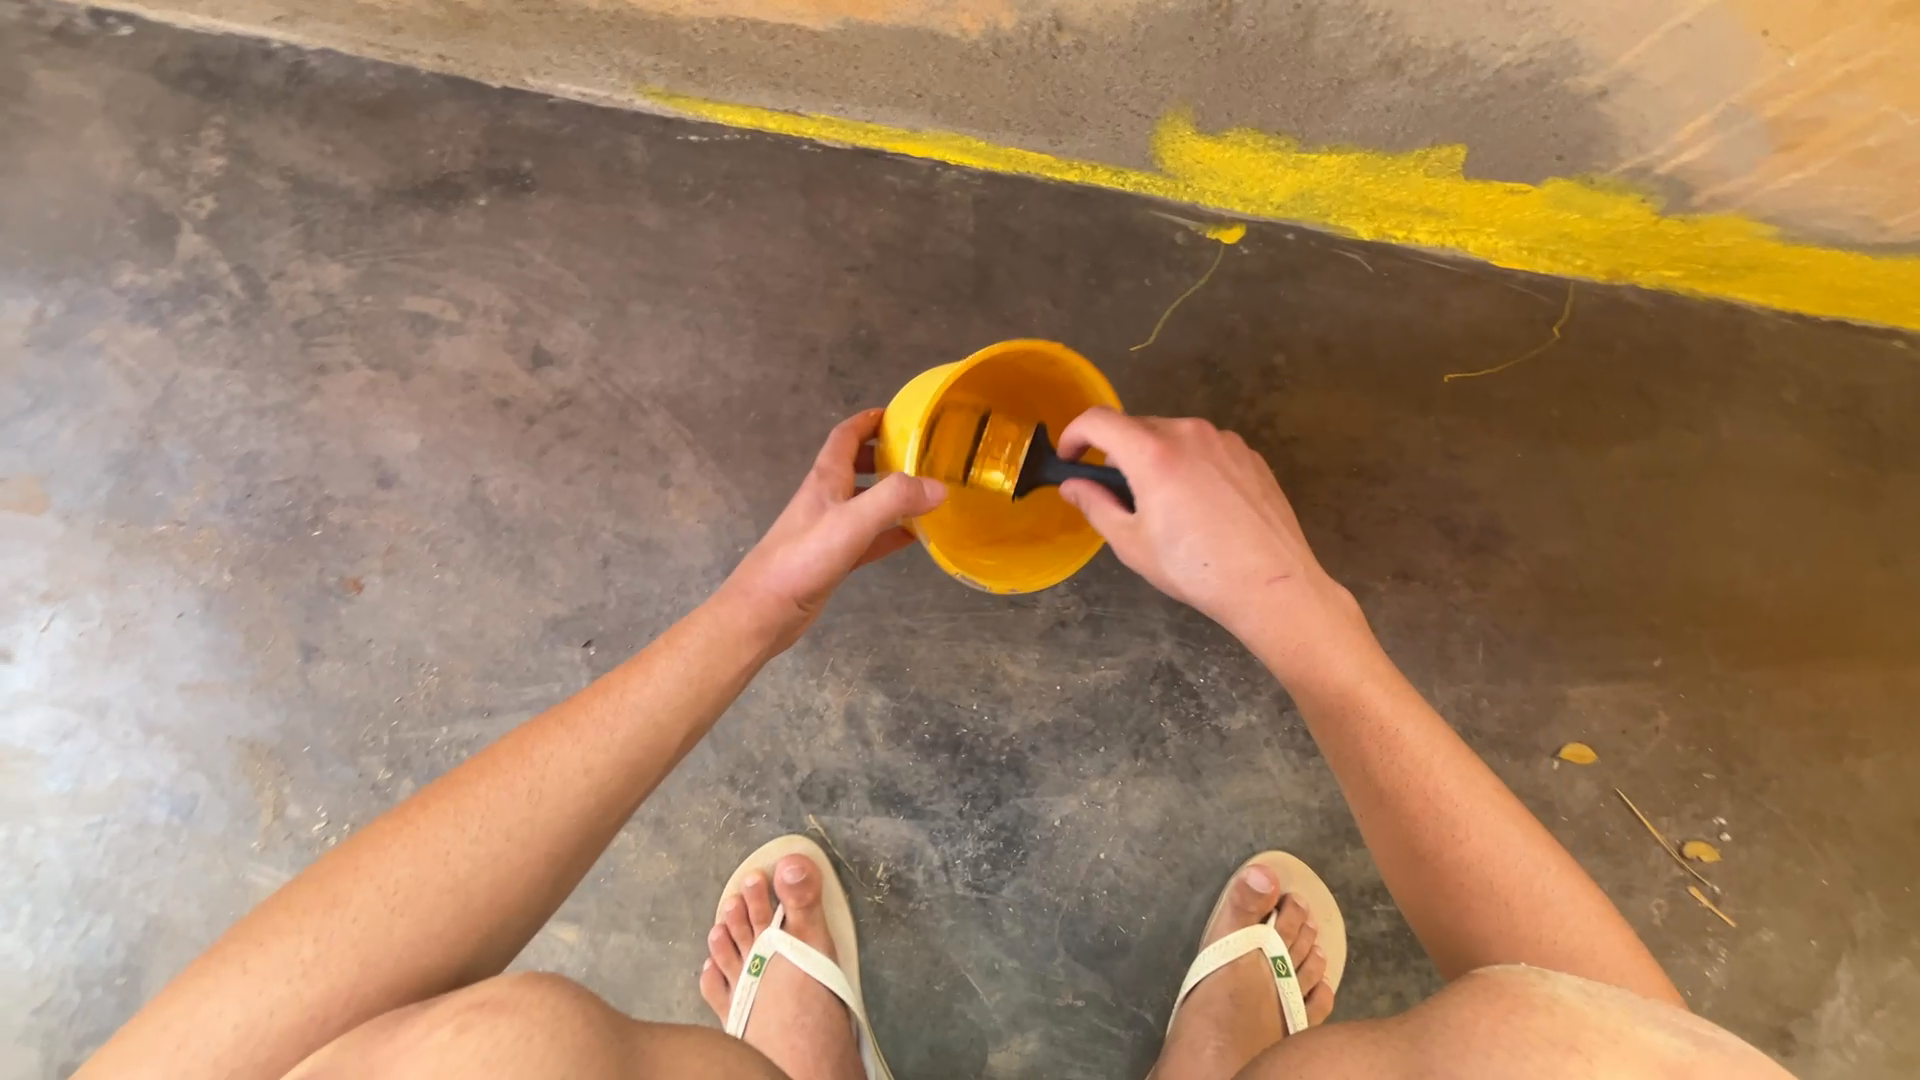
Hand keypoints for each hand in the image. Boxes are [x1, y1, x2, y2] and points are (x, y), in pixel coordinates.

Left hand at [715, 408, 945, 653]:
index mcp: (825, 479)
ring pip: (864, 501)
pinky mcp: (832, 559)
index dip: (869, 420)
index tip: (899, 414)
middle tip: (920, 455)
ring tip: (924, 492)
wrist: (764, 611)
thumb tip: (939, 487)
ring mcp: (828, 530)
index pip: (846, 436)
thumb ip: (894, 500)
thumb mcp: (851, 522)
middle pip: (856, 465)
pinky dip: (890, 533)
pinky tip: (913, 537)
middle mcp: (826, 498)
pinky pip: (868, 538)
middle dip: (884, 454)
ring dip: (890, 494)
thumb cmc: (802, 559)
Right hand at [1056, 408, 1368, 669]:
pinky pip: (1205, 448)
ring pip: (1173, 436)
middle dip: (1117, 452)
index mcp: (1153, 452)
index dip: (1075, 434)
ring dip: (1155, 457)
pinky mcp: (1250, 455)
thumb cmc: (1193, 568)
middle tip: (1118, 494)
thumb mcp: (1131, 543)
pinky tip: (1201, 506)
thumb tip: (1073, 484)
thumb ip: (1095, 504)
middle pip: (1137, 426)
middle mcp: (1189, 433)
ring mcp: (1225, 441)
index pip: (1099, 420)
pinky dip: (1189, 464)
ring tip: (1164, 504)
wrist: (1271, 583)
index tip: (1070, 457)